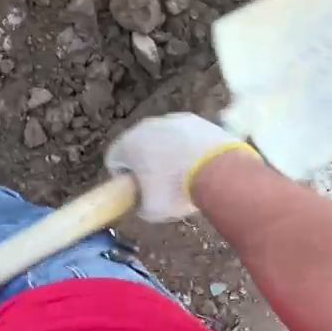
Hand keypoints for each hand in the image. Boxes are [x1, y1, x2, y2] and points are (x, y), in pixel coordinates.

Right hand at [104, 113, 255, 221]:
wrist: (218, 170)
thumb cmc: (176, 190)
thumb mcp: (151, 210)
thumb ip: (139, 204)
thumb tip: (143, 201)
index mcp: (127, 146)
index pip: (113, 160)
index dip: (122, 177)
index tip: (135, 190)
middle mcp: (144, 127)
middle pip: (137, 146)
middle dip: (144, 163)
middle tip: (158, 184)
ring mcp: (172, 120)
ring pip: (161, 139)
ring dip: (166, 153)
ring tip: (183, 174)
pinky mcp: (196, 120)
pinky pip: (184, 135)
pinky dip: (187, 147)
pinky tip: (198, 163)